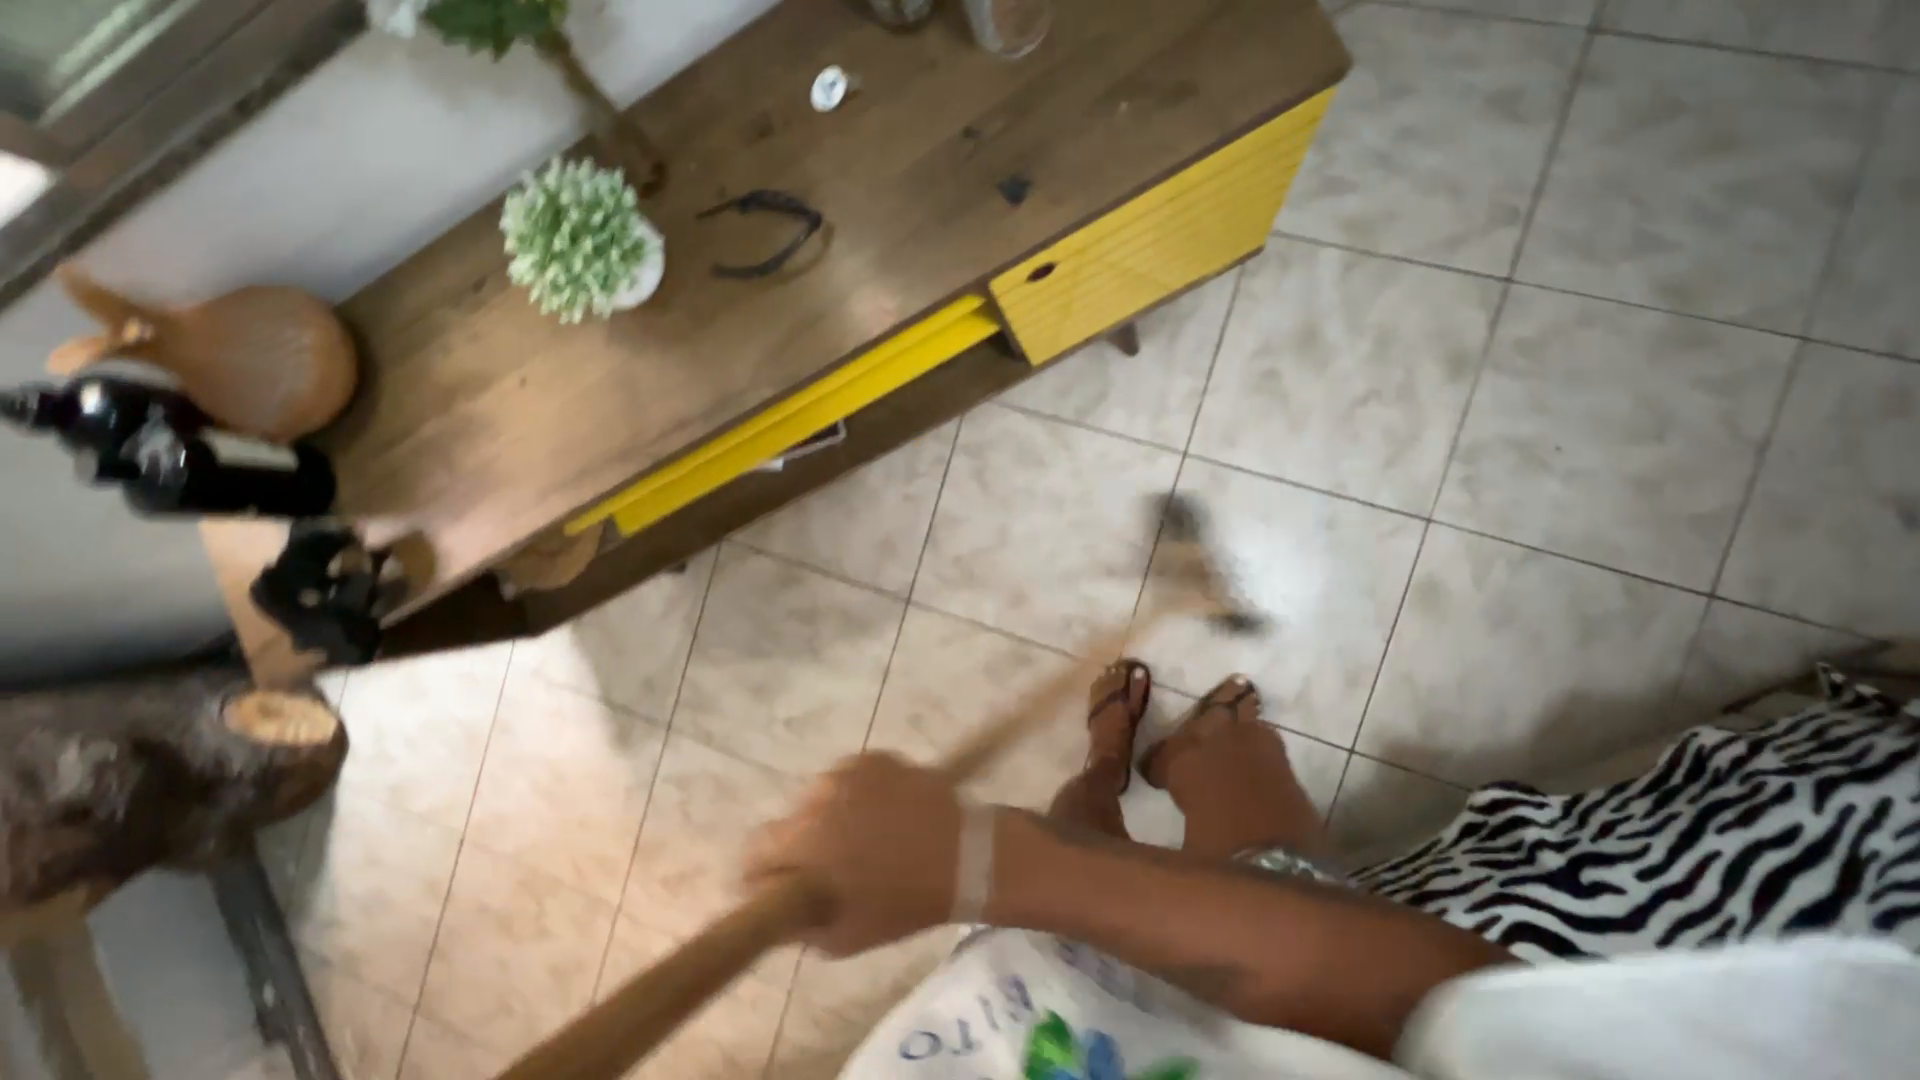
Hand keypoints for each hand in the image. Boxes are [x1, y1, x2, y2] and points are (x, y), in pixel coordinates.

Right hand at [742, 752, 965, 956]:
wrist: (968, 856)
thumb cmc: (903, 903)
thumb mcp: (841, 937)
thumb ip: (795, 924)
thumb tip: (771, 910)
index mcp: (804, 839)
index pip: (754, 849)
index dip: (761, 872)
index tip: (777, 886)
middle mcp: (819, 796)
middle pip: (789, 821)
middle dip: (799, 845)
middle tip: (826, 866)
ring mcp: (849, 771)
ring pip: (819, 797)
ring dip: (828, 816)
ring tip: (860, 838)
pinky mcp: (875, 757)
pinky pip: (849, 778)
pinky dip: (856, 795)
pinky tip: (880, 815)